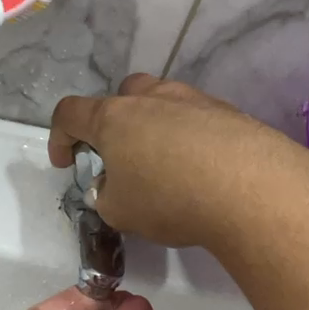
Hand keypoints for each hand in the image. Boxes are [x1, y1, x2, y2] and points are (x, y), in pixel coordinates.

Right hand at [49, 73, 308, 247]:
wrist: (249, 188)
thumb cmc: (168, 199)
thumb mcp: (119, 212)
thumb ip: (106, 196)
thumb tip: (112, 186)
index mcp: (113, 118)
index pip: (70, 113)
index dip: (59, 137)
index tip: (66, 163)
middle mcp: (151, 98)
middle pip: (121, 97)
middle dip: (114, 124)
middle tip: (121, 159)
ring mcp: (193, 100)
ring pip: (162, 104)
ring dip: (154, 130)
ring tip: (165, 168)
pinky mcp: (228, 113)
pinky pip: (196, 121)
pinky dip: (190, 140)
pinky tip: (201, 172)